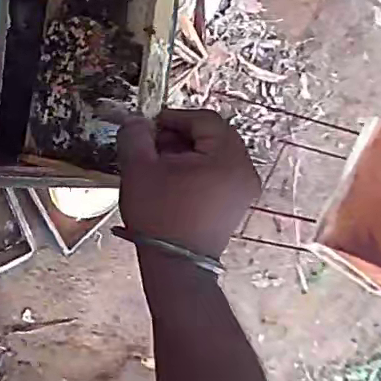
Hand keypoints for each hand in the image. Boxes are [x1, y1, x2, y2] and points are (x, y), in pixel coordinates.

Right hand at [116, 108, 260, 257]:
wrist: (175, 263)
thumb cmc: (158, 213)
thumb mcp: (138, 168)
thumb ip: (135, 136)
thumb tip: (137, 121)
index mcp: (227, 157)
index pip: (204, 119)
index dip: (173, 117)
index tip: (148, 127)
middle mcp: (244, 170)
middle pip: (213, 135)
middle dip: (179, 134)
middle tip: (151, 145)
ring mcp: (243, 189)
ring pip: (214, 154)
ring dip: (185, 151)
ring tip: (157, 164)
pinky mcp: (235, 204)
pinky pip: (216, 173)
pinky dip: (194, 168)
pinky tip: (170, 180)